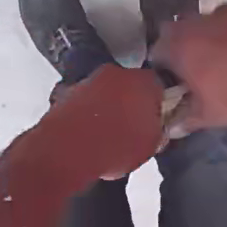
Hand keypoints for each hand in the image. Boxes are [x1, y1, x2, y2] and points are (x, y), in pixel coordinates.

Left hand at [12, 65, 164, 180]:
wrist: (66, 152)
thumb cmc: (114, 145)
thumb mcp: (152, 145)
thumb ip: (159, 130)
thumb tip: (157, 130)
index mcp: (144, 81)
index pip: (160, 86)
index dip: (161, 103)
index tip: (159, 118)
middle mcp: (116, 74)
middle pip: (131, 86)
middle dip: (133, 103)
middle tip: (136, 127)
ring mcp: (88, 81)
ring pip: (105, 92)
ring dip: (109, 107)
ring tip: (111, 136)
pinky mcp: (65, 93)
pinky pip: (84, 103)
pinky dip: (87, 114)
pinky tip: (90, 137)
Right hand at [153, 3, 226, 129]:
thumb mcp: (211, 116)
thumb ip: (185, 120)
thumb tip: (171, 128)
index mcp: (182, 45)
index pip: (157, 51)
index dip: (163, 68)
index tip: (174, 82)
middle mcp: (200, 21)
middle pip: (181, 32)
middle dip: (186, 50)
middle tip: (200, 73)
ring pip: (209, 24)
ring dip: (211, 39)